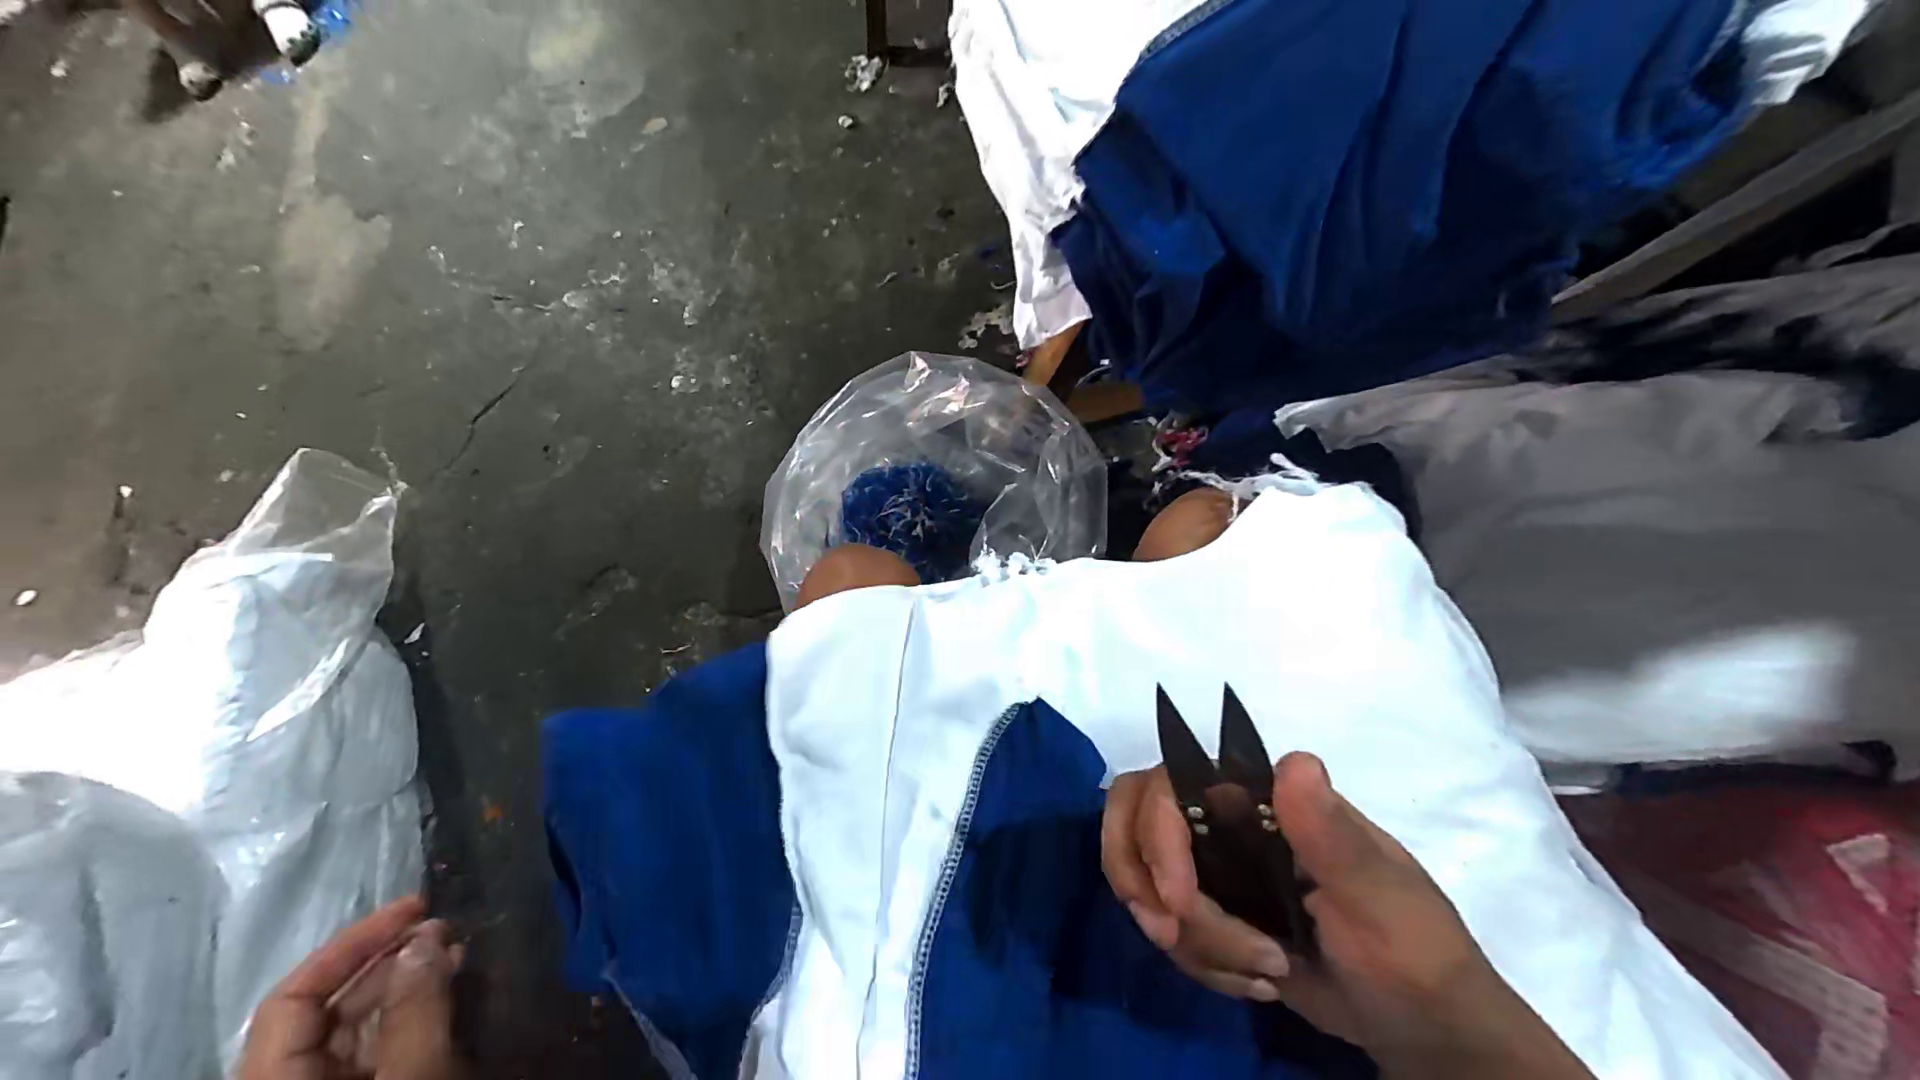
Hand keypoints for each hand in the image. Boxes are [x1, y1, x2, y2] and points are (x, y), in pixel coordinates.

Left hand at [239, 896, 464, 1079]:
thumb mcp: (413, 1072)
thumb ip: (416, 1007)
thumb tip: (426, 936)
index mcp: (269, 1077)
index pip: (292, 996)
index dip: (352, 944)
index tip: (416, 905)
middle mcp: (287, 1078)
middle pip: (329, 1009)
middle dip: (392, 960)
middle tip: (447, 928)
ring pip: (358, 1028)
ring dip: (409, 984)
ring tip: (457, 954)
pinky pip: (378, 1050)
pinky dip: (413, 1016)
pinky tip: (450, 992)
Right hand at [1101, 753, 1592, 1079]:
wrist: (1422, 1028)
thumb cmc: (1415, 953)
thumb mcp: (1381, 899)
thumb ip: (1333, 836)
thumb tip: (1296, 761)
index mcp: (1261, 798)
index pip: (1171, 784)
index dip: (1155, 834)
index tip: (1178, 903)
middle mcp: (1225, 820)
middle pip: (1135, 818)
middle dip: (1139, 876)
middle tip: (1167, 931)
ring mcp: (1214, 865)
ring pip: (1144, 877)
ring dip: (1187, 937)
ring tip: (1257, 975)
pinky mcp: (1211, 910)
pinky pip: (1166, 924)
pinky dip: (1198, 961)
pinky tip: (1251, 983)